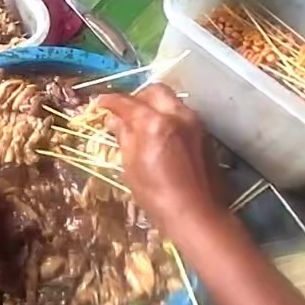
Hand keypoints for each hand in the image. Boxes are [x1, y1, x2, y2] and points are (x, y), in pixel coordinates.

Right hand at [94, 85, 219, 230]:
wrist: (197, 213)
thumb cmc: (157, 194)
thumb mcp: (131, 166)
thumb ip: (124, 136)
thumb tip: (114, 120)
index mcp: (155, 123)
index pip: (127, 102)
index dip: (110, 101)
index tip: (100, 104)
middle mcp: (178, 115)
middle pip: (154, 91)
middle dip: (137, 97)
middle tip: (124, 112)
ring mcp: (195, 123)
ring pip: (171, 101)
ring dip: (155, 106)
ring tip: (142, 124)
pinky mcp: (205, 134)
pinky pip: (183, 115)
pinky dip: (169, 118)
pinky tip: (161, 136)